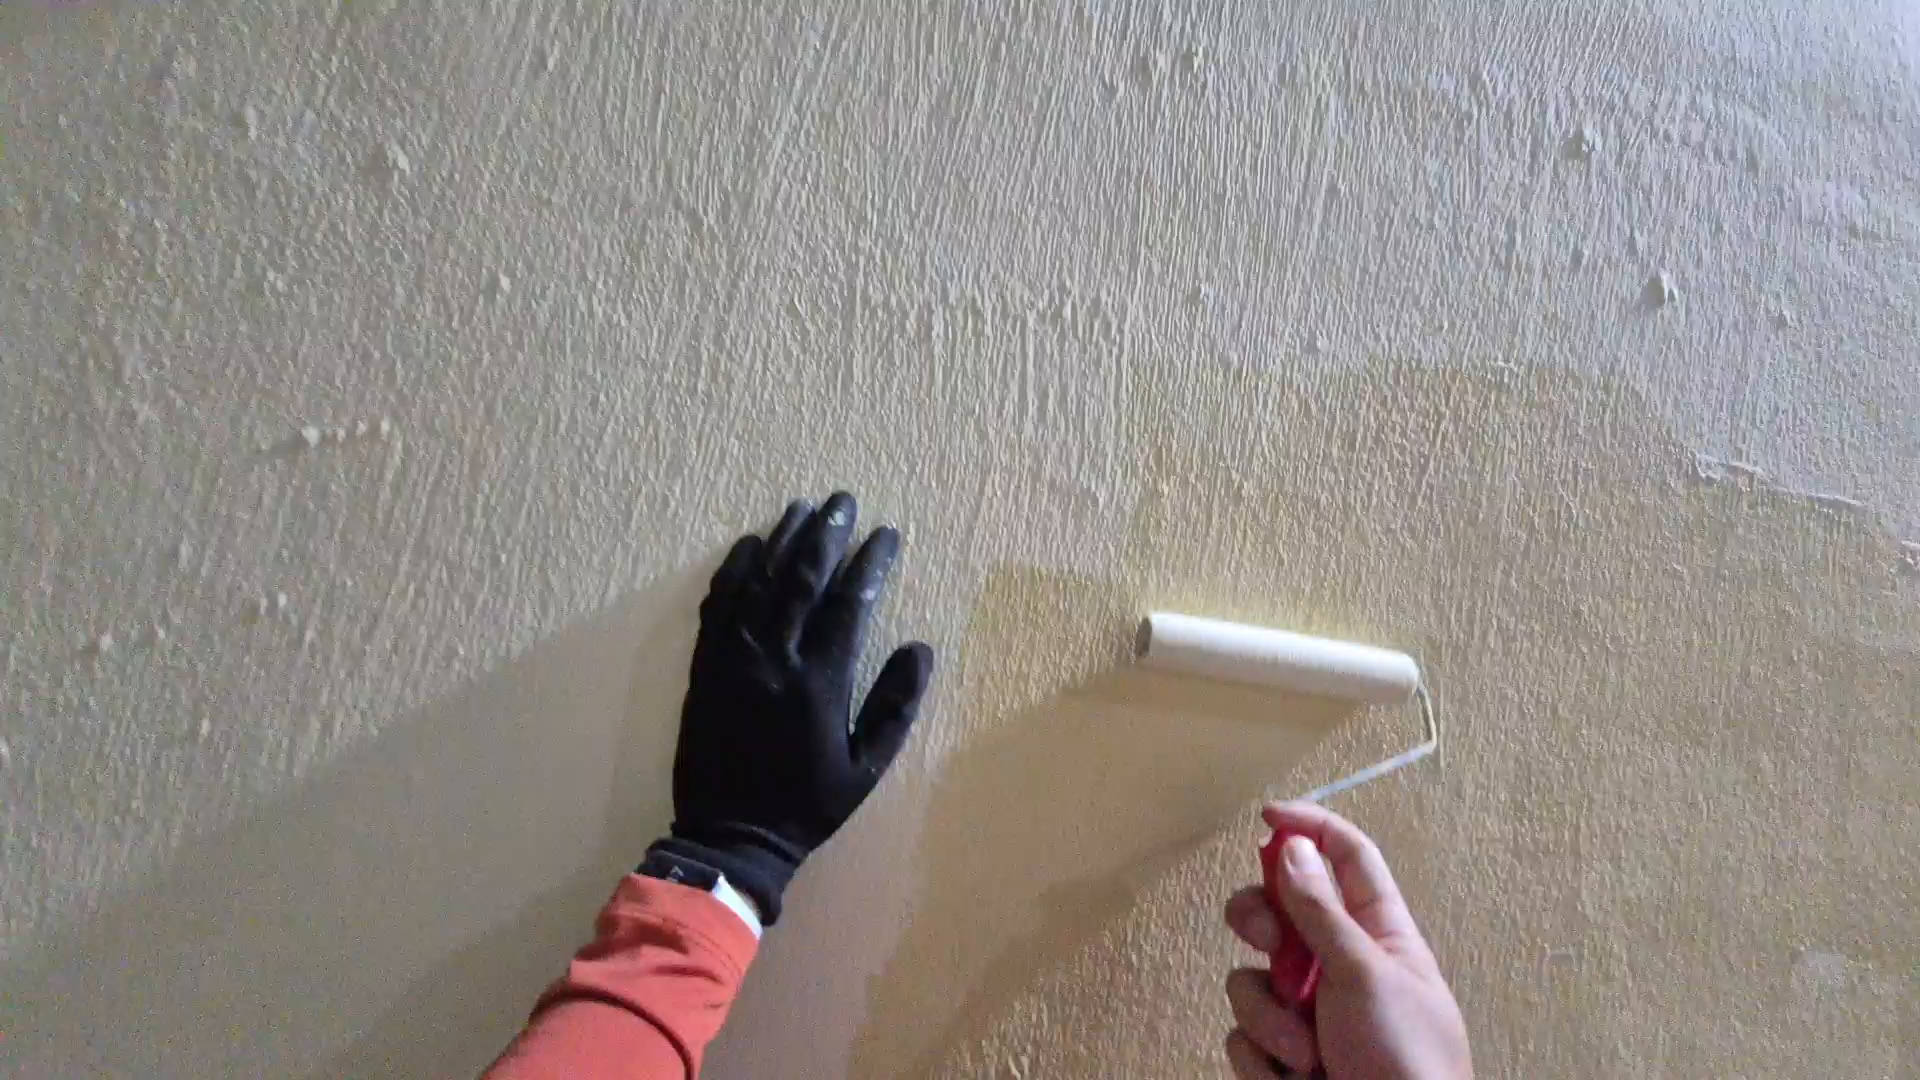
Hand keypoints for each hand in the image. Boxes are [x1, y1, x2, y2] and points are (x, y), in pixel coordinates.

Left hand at [649, 492, 933, 923]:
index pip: (849, 604)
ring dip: (781, 540)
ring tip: (801, 507)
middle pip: (801, 580)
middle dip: (826, 535)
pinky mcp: (705, 666)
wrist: (729, 836)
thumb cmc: (807, 804)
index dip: (870, 564)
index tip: (886, 535)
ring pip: (759, 583)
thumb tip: (921, 648)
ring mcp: (734, 659)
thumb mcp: (867, 768)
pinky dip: (732, 571)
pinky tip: (745, 544)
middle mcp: (776, 658)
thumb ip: (895, 707)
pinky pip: (717, 606)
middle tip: (843, 501)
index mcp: (820, 682)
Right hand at [1223, 803, 1471, 1079]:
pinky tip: (1291, 1079)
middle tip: (1264, 937)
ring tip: (1303, 1053)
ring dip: (1267, 1014)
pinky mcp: (1279, 1054)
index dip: (1309, 826)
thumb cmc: (1404, 1064)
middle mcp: (1336, 963)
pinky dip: (1262, 1058)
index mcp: (1376, 935)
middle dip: (1258, 920)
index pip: (1345, 857)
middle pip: (1277, 906)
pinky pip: (1243, 1030)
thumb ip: (1321, 910)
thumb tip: (1290, 844)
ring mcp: (1305, 1010)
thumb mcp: (1366, 978)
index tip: (1266, 817)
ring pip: (1250, 974)